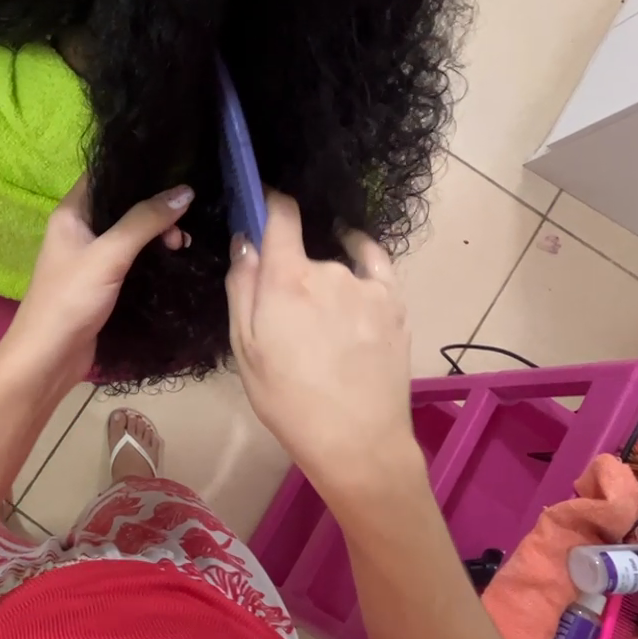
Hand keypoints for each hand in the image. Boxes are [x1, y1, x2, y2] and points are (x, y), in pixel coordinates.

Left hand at [0, 176, 192, 389]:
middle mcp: (78, 229)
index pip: (105, 174)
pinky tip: (175, 258)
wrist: (49, 357)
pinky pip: (132, 258)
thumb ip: (144, 221)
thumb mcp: (109, 254)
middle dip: (156, 208)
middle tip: (184, 225)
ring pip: (131, 233)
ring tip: (183, 244)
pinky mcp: (102, 282)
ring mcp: (90, 257)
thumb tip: (184, 191)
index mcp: (70, 213)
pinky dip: (152, 255)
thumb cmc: (70, 299)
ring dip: (157, 234)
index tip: (177, 170)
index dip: (138, 169)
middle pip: (123, 204)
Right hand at [225, 191, 421, 496]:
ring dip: (320, 282)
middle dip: (286, 269)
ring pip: (332, 268)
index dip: (265, 198)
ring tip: (317, 329)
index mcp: (285, 279)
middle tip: (280, 315)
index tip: (255, 198)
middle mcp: (329, 270)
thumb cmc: (286, 399)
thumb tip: (244, 238)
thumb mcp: (244, 348)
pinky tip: (351, 259)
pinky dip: (359, 254)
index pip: (278, 213)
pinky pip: (374, 262)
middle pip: (302, 252)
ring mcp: (367, 285)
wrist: (355, 440)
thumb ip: (241, 287)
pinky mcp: (395, 302)